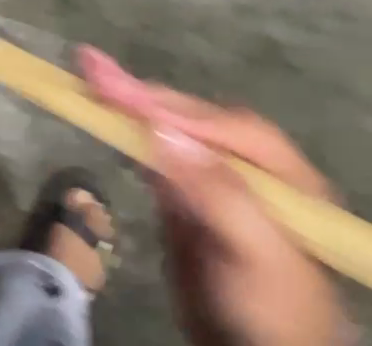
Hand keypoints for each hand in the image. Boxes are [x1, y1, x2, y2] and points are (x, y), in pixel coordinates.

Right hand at [80, 47, 347, 345]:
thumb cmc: (270, 308)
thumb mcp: (253, 250)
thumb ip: (216, 190)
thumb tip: (162, 130)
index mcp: (281, 177)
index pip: (220, 124)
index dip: (169, 104)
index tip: (116, 85)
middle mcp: (249, 172)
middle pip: (191, 121)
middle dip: (142, 93)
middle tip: (90, 64)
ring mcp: (217, 188)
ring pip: (171, 134)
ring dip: (131, 104)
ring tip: (92, 76)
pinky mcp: (189, 206)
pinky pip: (159, 161)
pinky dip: (133, 135)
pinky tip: (111, 116)